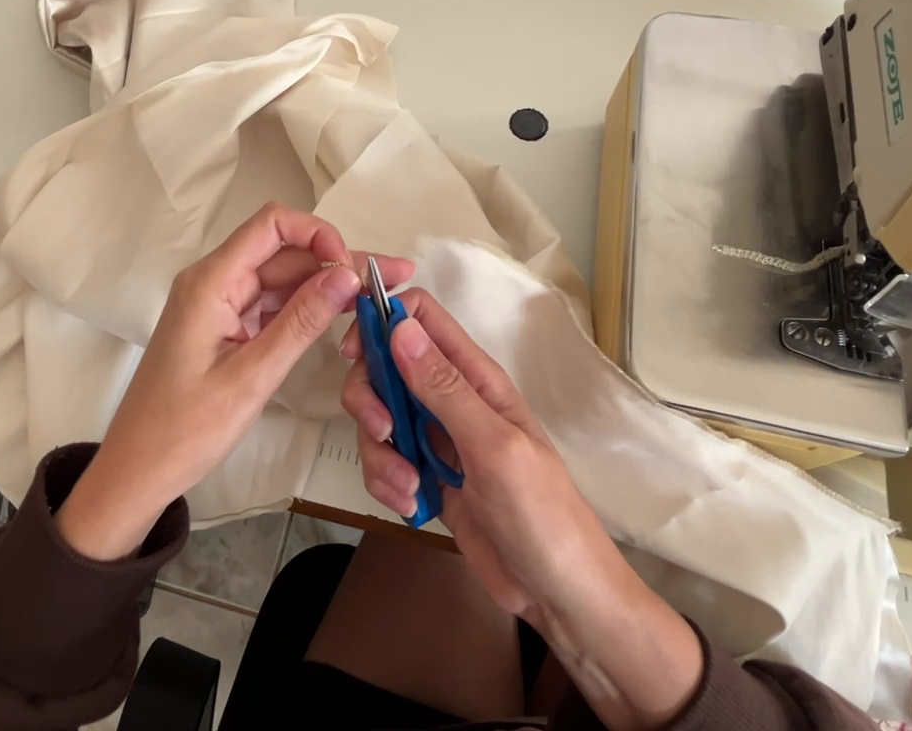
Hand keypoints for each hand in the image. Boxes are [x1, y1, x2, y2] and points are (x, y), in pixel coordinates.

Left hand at [57, 202, 411, 560]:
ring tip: (382, 294)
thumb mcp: (252, 376)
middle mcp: (216, 281)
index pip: (272, 225)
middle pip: (285, 253)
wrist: (138, 470)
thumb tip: (348, 275)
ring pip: (284, 279)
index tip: (351, 268)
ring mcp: (221, 304)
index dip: (318, 235)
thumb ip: (301, 322)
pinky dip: (307, 307)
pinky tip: (344, 313)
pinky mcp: (227, 326)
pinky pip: (273, 304)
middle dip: (339, 261)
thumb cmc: (185, 428)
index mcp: (211, 282)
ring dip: (329, 284)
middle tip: (396, 277)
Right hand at [340, 291, 703, 728]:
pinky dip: (386, 482)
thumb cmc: (541, 512)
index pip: (422, 318)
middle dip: (370, 399)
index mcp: (475, 377)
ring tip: (410, 490)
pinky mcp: (425, 476)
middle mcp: (451, 398)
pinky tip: (412, 506)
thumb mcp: (492, 446)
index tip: (354, 355)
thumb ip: (443, 388)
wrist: (557, 591)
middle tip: (383, 433)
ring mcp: (436, 438)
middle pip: (384, 368)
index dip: (382, 321)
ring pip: (378, 419)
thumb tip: (399, 326)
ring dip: (380, 455)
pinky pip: (384, 462)